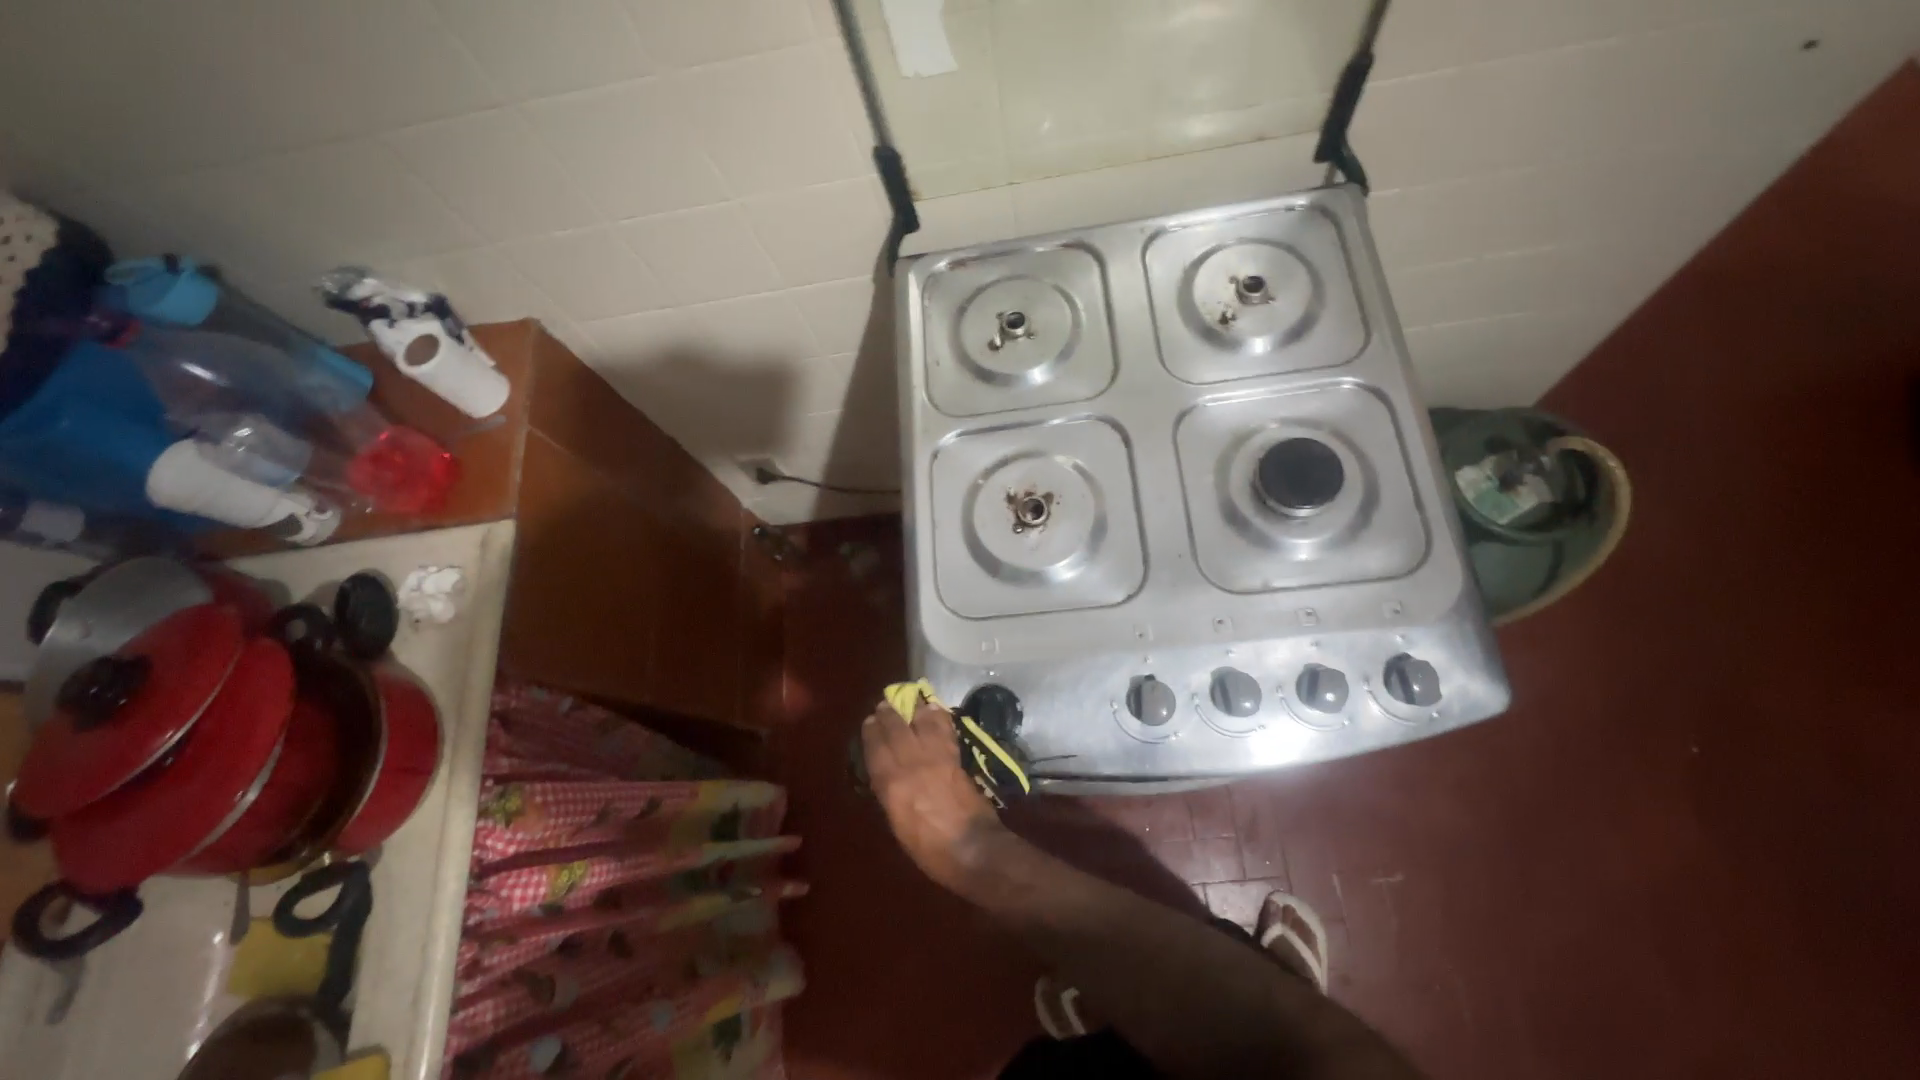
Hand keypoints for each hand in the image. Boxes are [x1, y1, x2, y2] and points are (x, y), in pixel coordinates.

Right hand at [861, 700, 1005, 890]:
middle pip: (897, 731)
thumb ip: (893, 797)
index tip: (869, 721)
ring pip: (922, 725)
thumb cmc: (931, 851)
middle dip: (889, 716)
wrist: (973, 849)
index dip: (872, 734)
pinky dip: (940, 718)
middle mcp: (912, 766)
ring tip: (911, 702)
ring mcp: (937, 760)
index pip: (877, 751)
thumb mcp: (900, 827)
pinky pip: (945, 732)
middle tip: (885, 705)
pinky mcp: (957, 760)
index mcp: (892, 786)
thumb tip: (889, 780)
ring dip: (915, 711)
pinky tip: (936, 711)